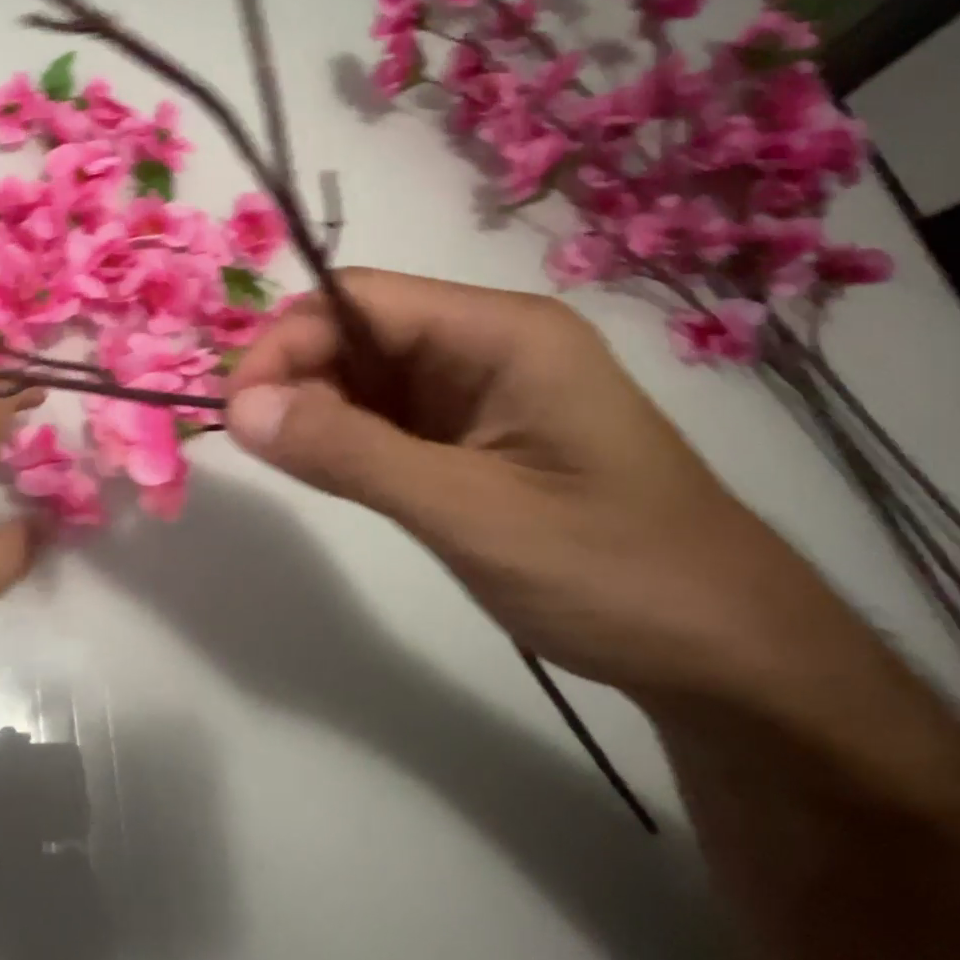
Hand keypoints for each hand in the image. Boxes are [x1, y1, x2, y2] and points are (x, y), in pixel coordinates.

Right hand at [224, 268, 852, 698]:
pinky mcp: (473, 442)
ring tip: (282, 464)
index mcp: (502, 334)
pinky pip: (385, 422)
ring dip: (312, 411)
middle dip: (293, 378)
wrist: (724, 657)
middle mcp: (488, 348)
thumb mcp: (468, 511)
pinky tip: (322, 474)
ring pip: (364, 380)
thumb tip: (238, 409)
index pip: (359, 301)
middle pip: (357, 334)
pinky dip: (342, 442)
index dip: (285, 343)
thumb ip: (348, 453)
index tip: (235, 413)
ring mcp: (481, 396)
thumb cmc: (610, 571)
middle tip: (251, 447)